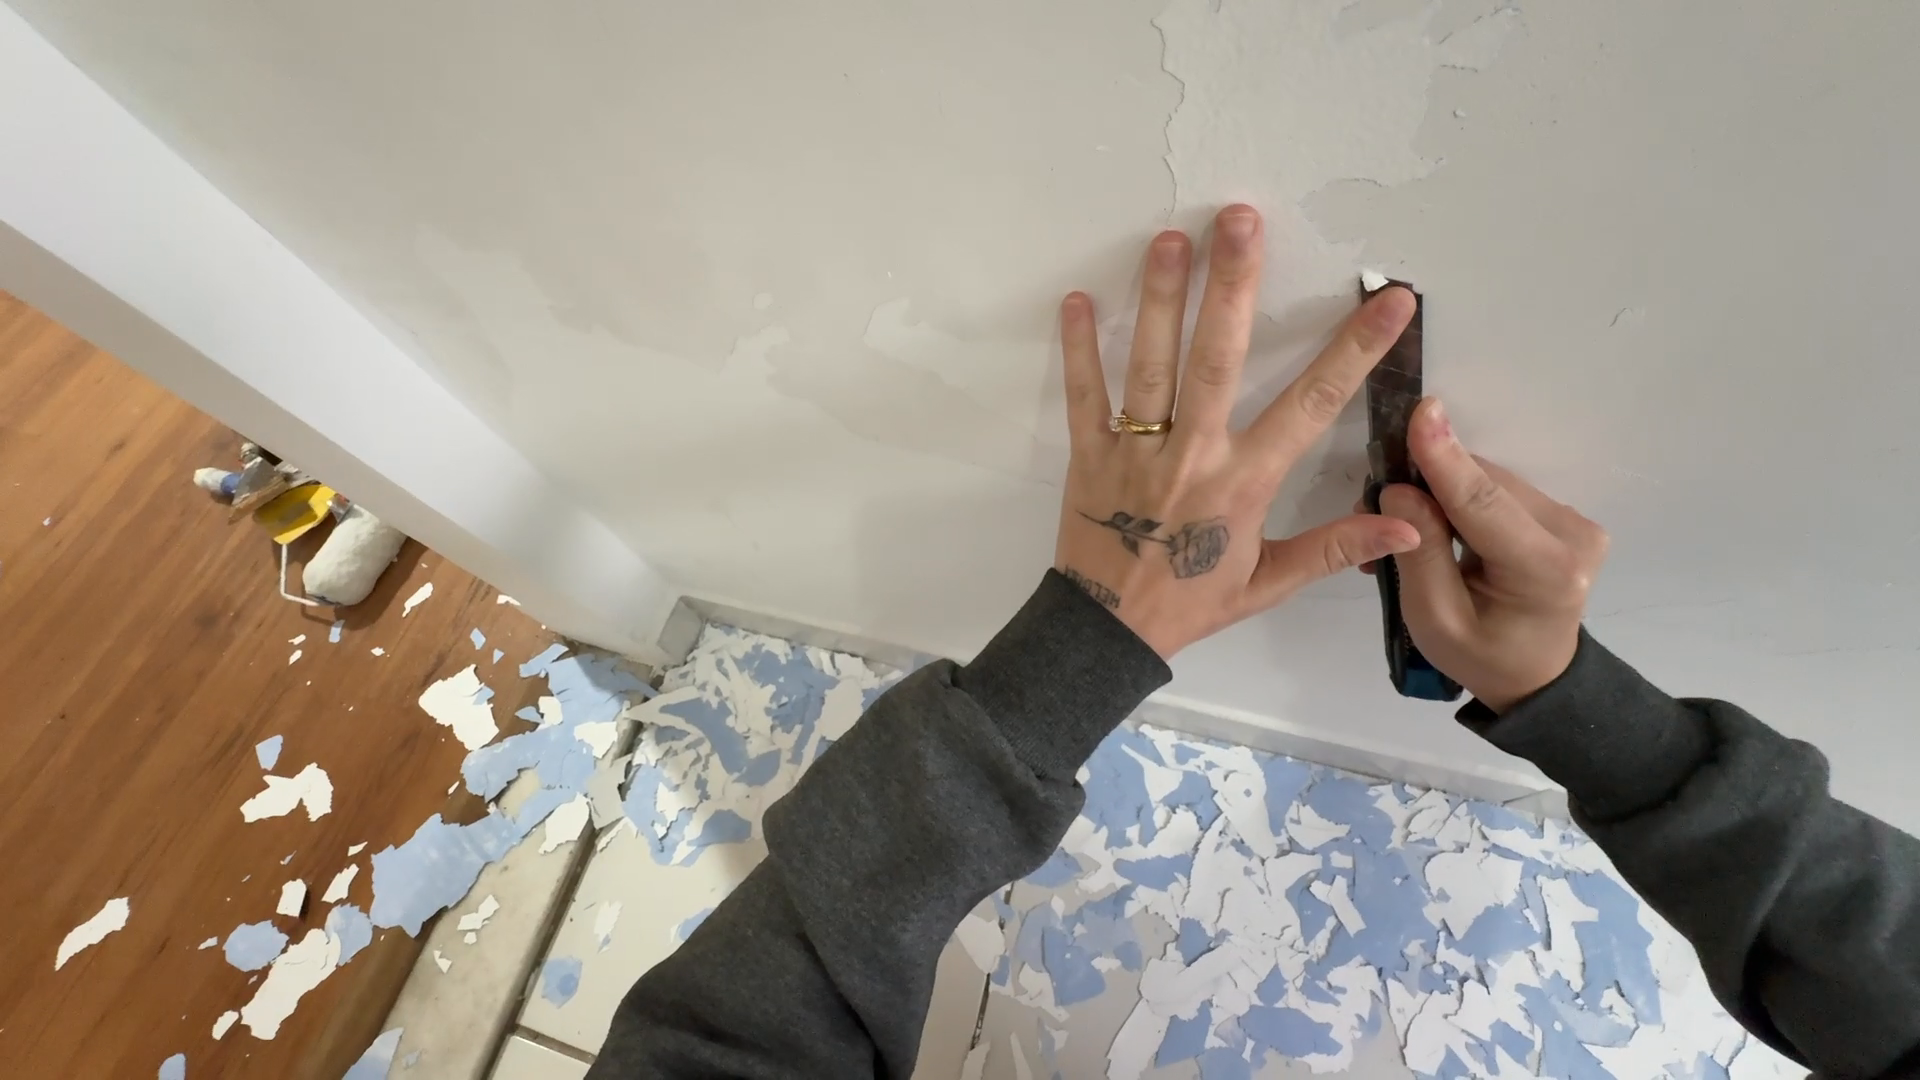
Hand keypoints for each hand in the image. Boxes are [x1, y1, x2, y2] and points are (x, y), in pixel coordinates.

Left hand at [1054, 205, 1422, 658]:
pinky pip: (1083, 397)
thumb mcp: (1267, 582)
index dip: (1355, 351)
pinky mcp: (1089, 456)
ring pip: (1150, 368)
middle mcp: (1191, 455)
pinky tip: (1075, 300)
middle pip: (1218, 361)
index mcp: (1243, 484)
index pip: (1311, 408)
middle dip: (1234, 287)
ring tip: (1169, 240)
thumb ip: (1333, 548)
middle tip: (1241, 219)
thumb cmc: (1190, 602)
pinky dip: (1077, 350)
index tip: (1391, 299)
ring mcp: (1135, 452)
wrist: (1108, 627)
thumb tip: (1407, 525)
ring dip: (1160, 301)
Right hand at [1375, 398, 1609, 710]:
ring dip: (1435, 491)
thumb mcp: (1432, 618)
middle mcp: (1572, 534)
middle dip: (1422, 485)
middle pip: (1482, 484)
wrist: (1534, 676)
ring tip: (1394, 524)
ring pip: (1487, 482)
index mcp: (1543, 570)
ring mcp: (1574, 522)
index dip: (1446, 457)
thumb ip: (1418, 553)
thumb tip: (1399, 490)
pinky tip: (1430, 523)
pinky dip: (1454, 499)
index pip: (1482, 501)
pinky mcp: (1562, 516)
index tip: (1422, 410)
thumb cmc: (1477, 656)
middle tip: (1367, 509)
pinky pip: (1495, 490)